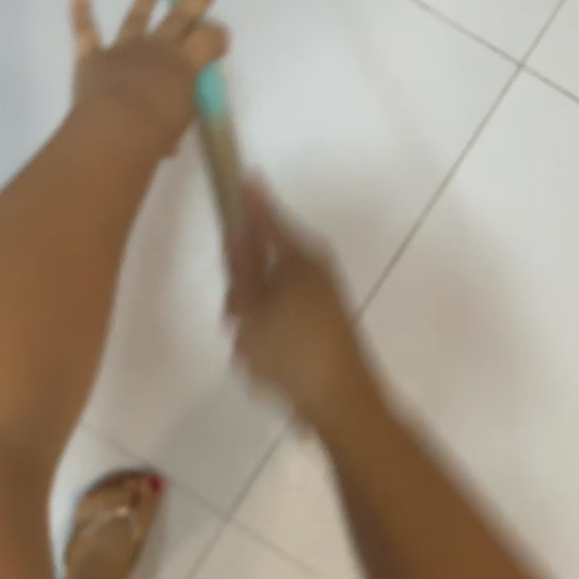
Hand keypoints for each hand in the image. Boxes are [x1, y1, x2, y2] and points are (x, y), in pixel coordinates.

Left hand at [70, 0, 228, 157]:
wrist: (115, 131)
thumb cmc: (154, 134)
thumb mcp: (180, 123)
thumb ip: (177, 113)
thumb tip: (170, 128)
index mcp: (184, 64)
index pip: (208, 39)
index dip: (217, 37)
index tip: (221, 41)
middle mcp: (156, 49)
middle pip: (179, 17)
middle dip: (194, 1)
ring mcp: (123, 50)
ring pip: (136, 17)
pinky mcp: (92, 58)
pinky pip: (85, 31)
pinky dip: (81, 11)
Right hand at [225, 182, 382, 427]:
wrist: (343, 404)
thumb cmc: (293, 354)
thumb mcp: (253, 310)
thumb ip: (241, 268)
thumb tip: (235, 226)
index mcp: (298, 259)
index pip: (266, 216)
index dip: (247, 199)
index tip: (237, 174)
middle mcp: (312, 271)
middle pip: (261, 261)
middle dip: (242, 289)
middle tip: (237, 319)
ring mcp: (320, 299)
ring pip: (267, 296)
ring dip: (252, 321)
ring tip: (254, 352)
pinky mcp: (321, 325)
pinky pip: (281, 319)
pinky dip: (268, 337)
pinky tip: (267, 366)